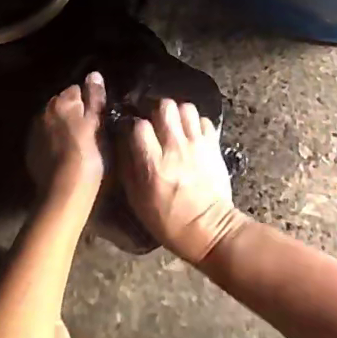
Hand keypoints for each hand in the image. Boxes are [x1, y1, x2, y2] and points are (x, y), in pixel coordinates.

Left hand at [29, 72, 106, 198]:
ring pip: (52, 121)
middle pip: (61, 105)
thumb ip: (94, 98)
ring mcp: (34, 132)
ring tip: (77, 143)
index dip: (88, 102)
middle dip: (72, 112)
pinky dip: (53, 141)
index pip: (76, 90)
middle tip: (89, 130)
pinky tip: (63, 155)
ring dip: (62, 126)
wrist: (63, 191)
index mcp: (61, 102)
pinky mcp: (30, 151)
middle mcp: (43, 111)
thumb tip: (93, 73)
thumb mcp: (97, 125)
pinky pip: (45, 138)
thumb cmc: (87, 155)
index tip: (97, 115)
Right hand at [121, 99, 242, 263]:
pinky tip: (191, 136)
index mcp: (153, 164)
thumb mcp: (137, 200)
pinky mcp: (214, 146)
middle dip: (157, 111)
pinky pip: (204, 120)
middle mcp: (175, 148)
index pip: (140, 125)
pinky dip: (196, 124)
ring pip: (186, 107)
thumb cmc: (168, 220)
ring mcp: (197, 145)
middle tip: (156, 124)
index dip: (135, 125)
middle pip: (165, 107)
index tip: (135, 133)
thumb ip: (128, 168)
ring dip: (178, 114)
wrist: (210, 231)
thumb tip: (122, 143)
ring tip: (174, 126)